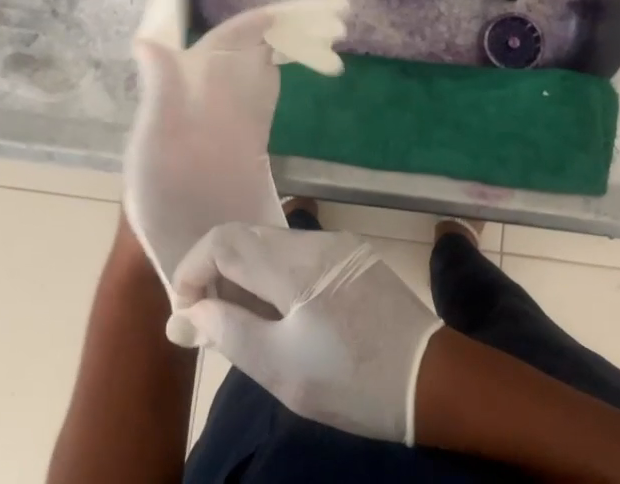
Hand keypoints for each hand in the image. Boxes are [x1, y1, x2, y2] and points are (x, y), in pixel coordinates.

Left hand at [123, 0, 347, 298]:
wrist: (189, 262)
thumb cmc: (163, 208)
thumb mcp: (154, 149)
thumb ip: (160, 94)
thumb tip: (146, 42)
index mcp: (190, 90)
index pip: (227, 40)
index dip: (260, 21)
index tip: (299, 11)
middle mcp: (211, 95)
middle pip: (252, 45)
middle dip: (291, 24)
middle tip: (337, 13)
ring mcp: (233, 117)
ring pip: (265, 63)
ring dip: (299, 41)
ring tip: (334, 31)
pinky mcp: (250, 141)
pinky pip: (268, 93)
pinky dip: (294, 69)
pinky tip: (320, 61)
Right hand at [165, 222, 442, 444]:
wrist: (433, 380)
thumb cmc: (351, 381)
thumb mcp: (279, 367)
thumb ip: (226, 330)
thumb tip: (187, 312)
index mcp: (295, 263)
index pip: (222, 240)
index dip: (191, 271)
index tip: (186, 316)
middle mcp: (316, 241)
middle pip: (245, 238)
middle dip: (216, 275)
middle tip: (208, 326)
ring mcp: (340, 246)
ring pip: (272, 246)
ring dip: (245, 277)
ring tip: (243, 326)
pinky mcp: (355, 259)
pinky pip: (299, 256)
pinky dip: (275, 278)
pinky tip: (280, 317)